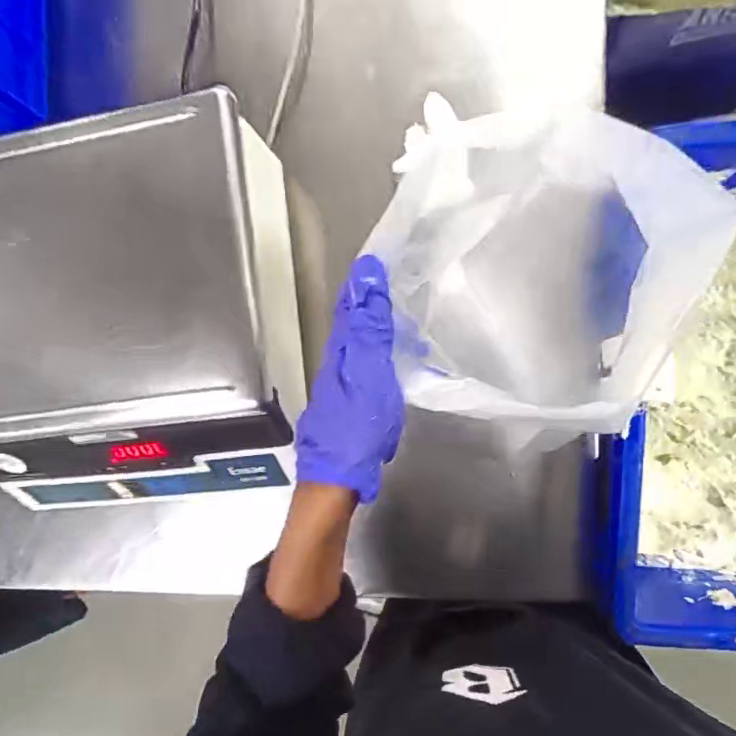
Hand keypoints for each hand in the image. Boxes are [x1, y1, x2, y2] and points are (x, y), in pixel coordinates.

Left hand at [295, 256, 403, 502]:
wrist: (339, 475)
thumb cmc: (357, 426)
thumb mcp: (369, 371)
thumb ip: (370, 329)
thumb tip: (368, 279)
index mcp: (342, 353)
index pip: (351, 306)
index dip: (364, 284)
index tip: (378, 261)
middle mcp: (338, 367)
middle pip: (353, 326)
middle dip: (370, 303)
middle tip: (391, 283)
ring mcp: (343, 390)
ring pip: (359, 349)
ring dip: (376, 331)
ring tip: (398, 319)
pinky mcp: (351, 410)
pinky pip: (366, 372)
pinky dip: (379, 359)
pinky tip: (390, 364)